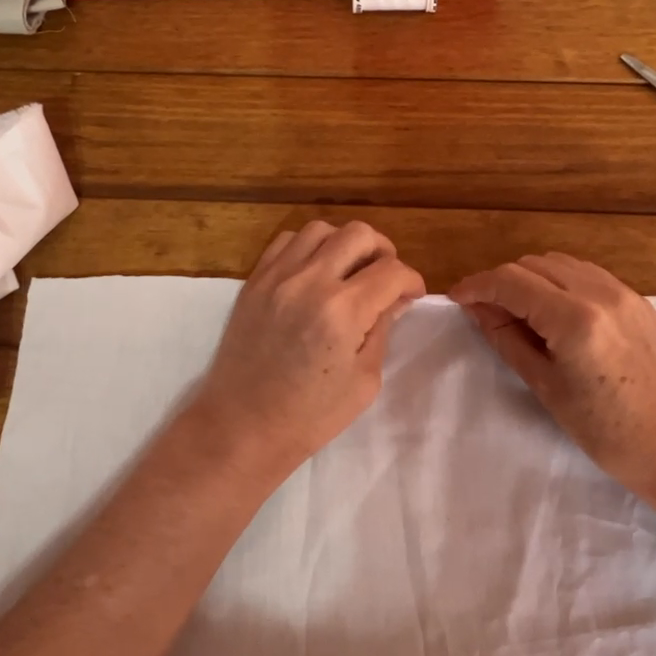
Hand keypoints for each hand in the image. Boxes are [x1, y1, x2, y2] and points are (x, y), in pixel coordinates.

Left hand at [194, 221, 424, 475]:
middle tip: (384, 278)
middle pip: (359, 234)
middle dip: (383, 252)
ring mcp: (277, 276)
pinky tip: (314, 272)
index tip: (412, 295)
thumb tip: (395, 298)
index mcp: (342, 311)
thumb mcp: (364, 380)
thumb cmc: (310, 416)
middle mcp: (310, 281)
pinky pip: (287, 241)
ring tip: (349, 271)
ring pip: (322, 229)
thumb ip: (382, 329)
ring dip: (344, 244)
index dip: (411, 281)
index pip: (392, 271)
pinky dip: (308, 247)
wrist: (243, 426)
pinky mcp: (254, 280)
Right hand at [449, 253, 655, 506]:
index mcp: (574, 319)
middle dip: (501, 282)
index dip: (476, 286)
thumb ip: (506, 338)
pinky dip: (557, 281)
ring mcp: (621, 292)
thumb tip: (477, 308)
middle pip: (532, 264)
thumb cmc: (606, 430)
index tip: (455, 298)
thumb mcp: (545, 386)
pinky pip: (583, 273)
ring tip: (516, 311)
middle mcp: (598, 293)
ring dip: (529, 277)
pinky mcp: (636, 299)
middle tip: (484, 312)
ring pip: (557, 262)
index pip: (511, 282)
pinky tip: (551, 310)